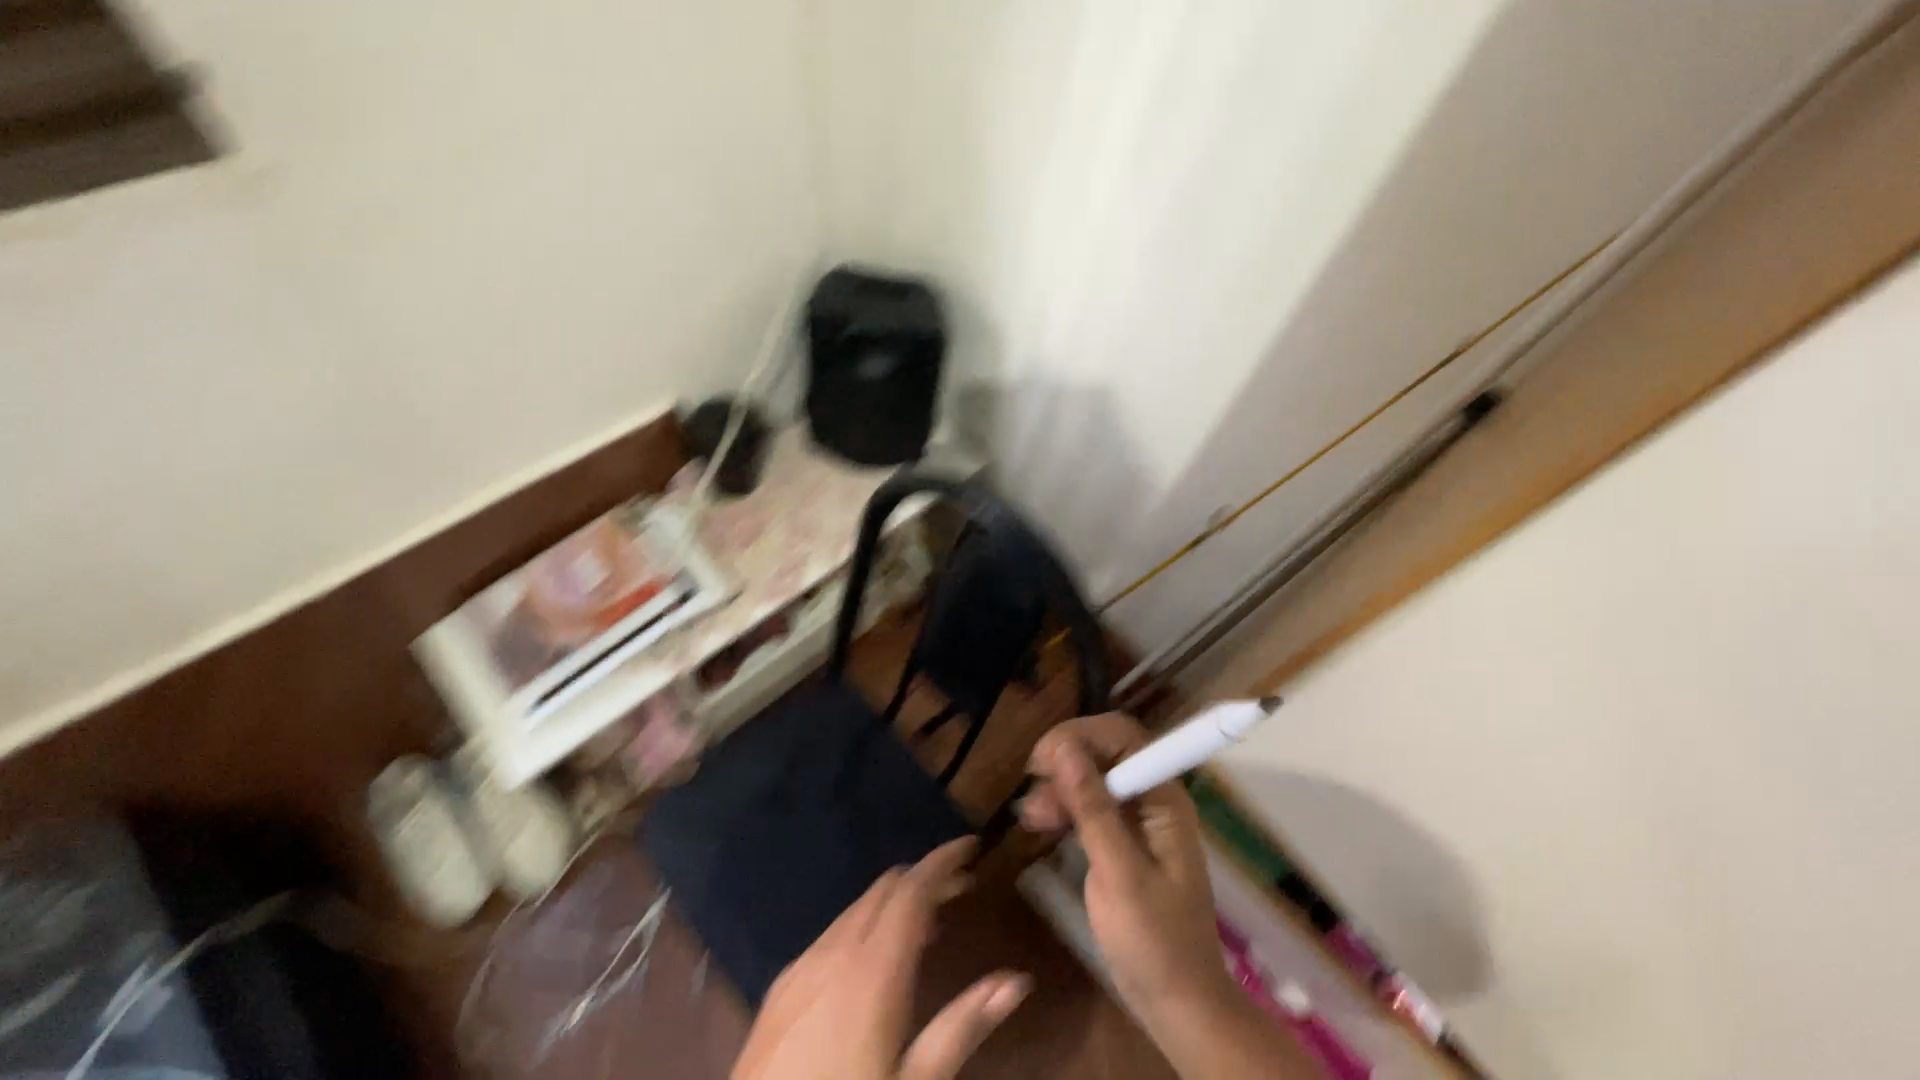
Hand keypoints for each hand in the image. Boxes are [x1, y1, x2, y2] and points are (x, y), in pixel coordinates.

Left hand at [732, 837, 1032, 1079]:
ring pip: (855, 908)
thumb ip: (963, 1026)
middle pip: (883, 890)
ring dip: (892, 903)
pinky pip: (830, 933)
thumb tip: (1015, 982)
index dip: (942, 861)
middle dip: (923, 878)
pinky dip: (862, 925)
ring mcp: (802, 965)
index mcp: (874, 969)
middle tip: (961, 888)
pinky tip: (873, 958)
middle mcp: (835, 952)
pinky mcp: (781, 985)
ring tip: (928, 924)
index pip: (912, 890)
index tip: (970, 845)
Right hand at [1018, 714, 1234, 1028]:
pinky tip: (1040, 822)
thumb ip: (1094, 809)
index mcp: (1165, 800)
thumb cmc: (1154, 940)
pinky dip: (1065, 809)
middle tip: (1030, 785)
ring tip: (1030, 815)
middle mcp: (1153, 801)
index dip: (1081, 736)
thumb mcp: (1119, 874)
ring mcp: (1138, 822)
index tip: (1041, 760)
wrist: (1177, 1002)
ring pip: (1094, 779)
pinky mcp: (1122, 843)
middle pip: (1107, 752)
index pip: (1124, 738)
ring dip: (1060, 787)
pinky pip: (1091, 808)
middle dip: (1066, 760)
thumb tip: (1066, 749)